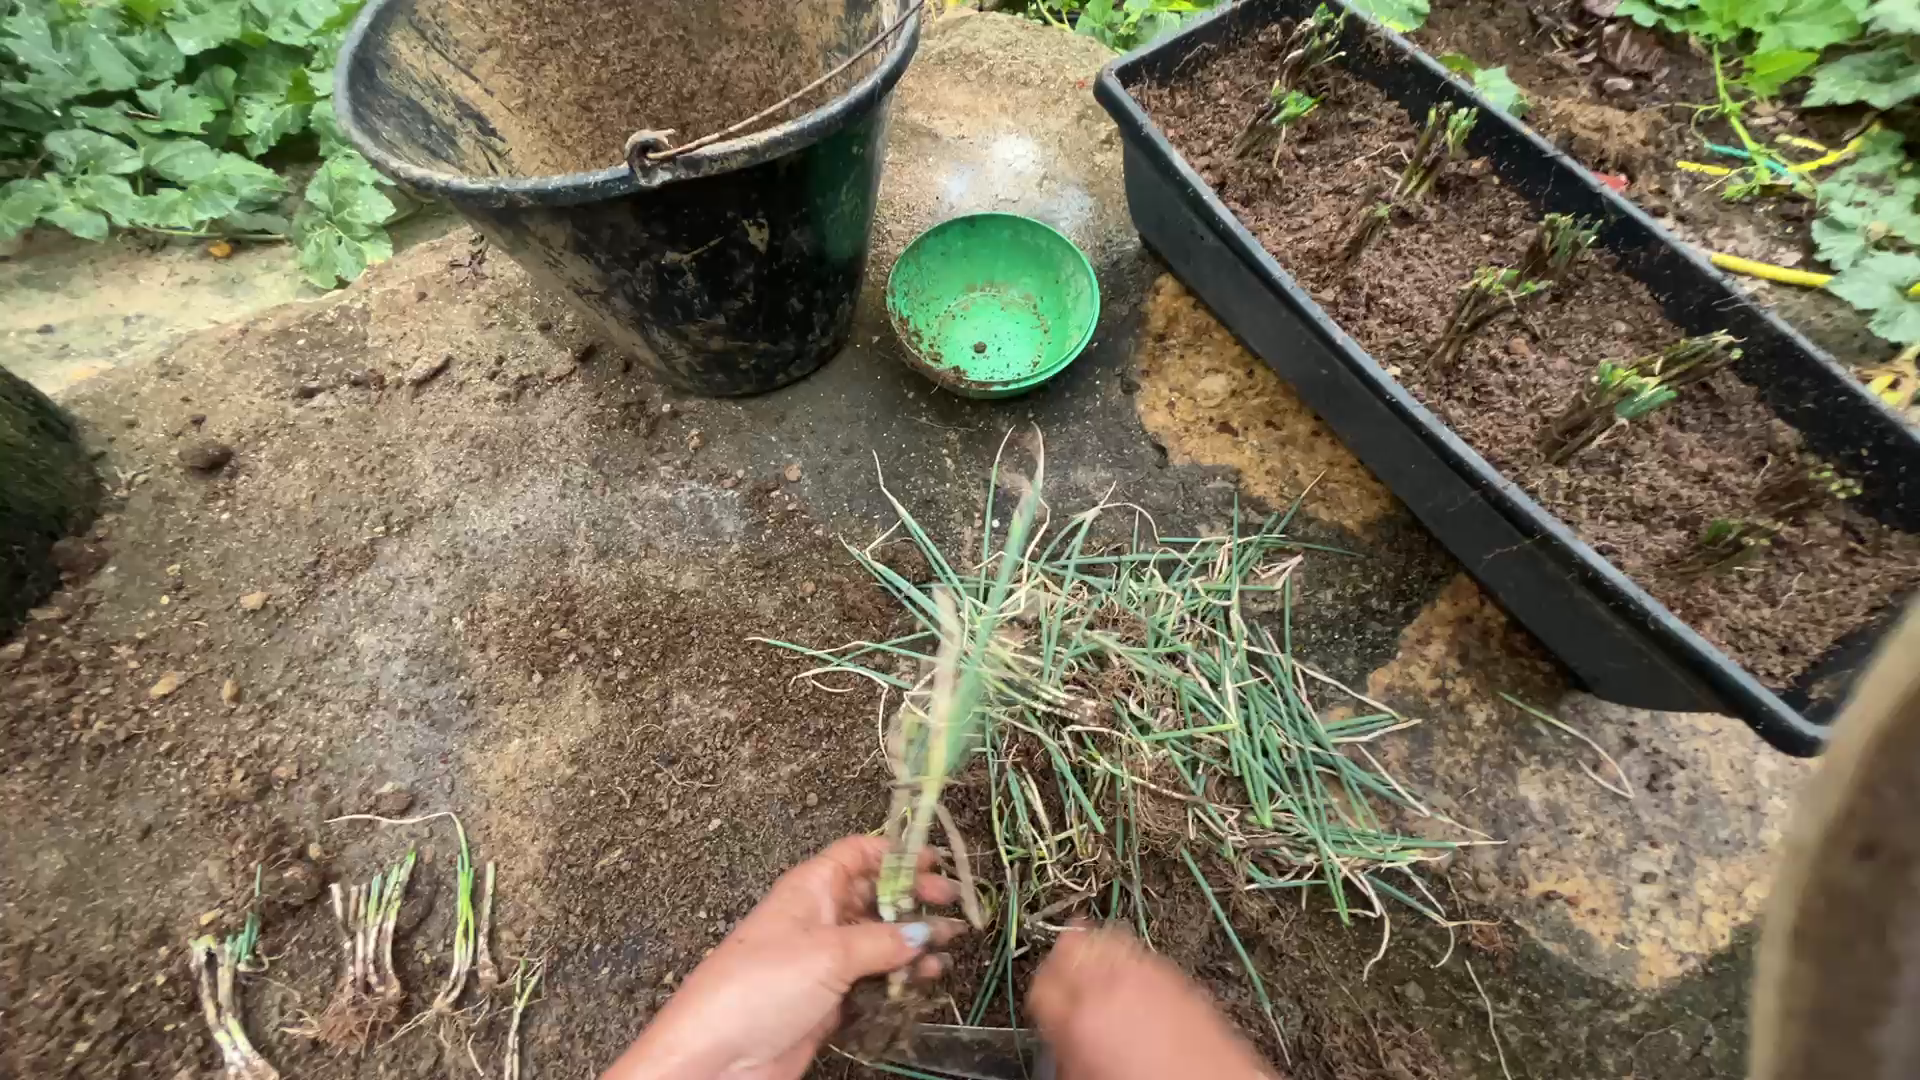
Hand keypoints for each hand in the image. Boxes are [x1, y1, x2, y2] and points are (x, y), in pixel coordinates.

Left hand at [602, 836, 963, 1079]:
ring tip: (948, 947)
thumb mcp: (827, 953)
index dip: (897, 852)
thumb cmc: (760, 986)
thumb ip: (882, 941)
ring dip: (913, 941)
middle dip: (914, 898)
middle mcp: (820, 916)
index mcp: (812, 887)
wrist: (712, 1062)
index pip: (859, 853)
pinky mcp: (827, 1000)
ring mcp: (824, 960)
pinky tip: (926, 980)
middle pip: (875, 895)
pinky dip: (900, 978)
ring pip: (879, 939)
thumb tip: (924, 932)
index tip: (936, 860)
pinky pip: (873, 979)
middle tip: (951, 905)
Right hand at [1029, 926, 1278, 1079]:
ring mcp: (1143, 970)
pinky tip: (1128, 973)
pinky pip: (1136, 945)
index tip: (1045, 1004)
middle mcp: (1109, 982)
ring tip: (1093, 967)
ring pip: (1102, 934)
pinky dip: (1126, 952)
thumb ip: (1069, 1047)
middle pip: (1066, 943)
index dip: (1040, 994)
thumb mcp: (1091, 1072)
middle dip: (1061, 960)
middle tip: (1062, 979)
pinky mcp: (1172, 969)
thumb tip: (1061, 1040)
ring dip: (1093, 948)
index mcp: (1082, 1016)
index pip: (1040, 982)